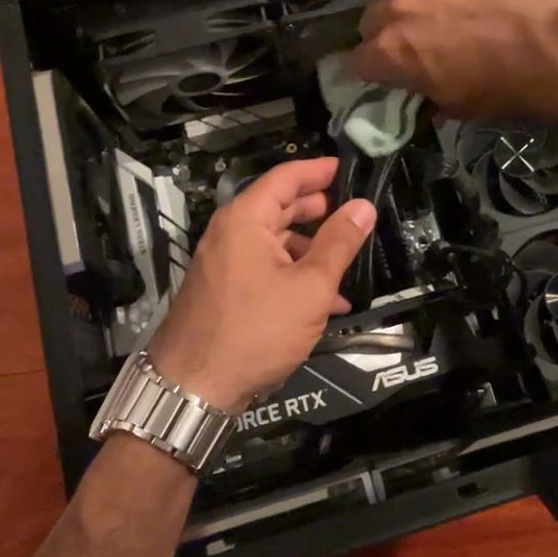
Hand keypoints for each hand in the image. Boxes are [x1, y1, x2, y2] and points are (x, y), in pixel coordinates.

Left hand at [146, 157, 374, 412]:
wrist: (194, 388)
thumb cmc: (256, 330)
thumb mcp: (309, 287)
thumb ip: (339, 244)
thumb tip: (363, 206)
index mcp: (246, 219)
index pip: (286, 177)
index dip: (319, 170)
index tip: (349, 168)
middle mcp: (230, 232)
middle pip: (280, 206)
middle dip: (319, 209)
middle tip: (355, 211)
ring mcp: (224, 262)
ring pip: (275, 241)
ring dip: (311, 249)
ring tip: (348, 263)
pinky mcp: (225, 290)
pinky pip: (265, 268)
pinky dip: (294, 275)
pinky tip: (325, 301)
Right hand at [349, 0, 557, 119]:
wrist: (547, 47)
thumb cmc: (500, 88)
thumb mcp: (453, 106)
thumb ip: (423, 91)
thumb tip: (423, 90)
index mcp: (391, 52)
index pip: (357, 61)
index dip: (371, 69)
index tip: (384, 74)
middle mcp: (398, 9)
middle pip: (371, 18)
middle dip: (384, 32)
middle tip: (410, 44)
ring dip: (408, 2)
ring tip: (433, 12)